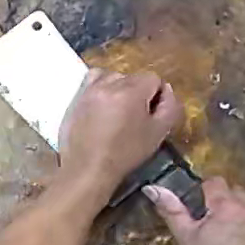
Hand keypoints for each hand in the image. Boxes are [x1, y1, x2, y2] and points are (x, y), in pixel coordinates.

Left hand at [57, 68, 180, 193]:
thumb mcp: (158, 132)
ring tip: (118, 110)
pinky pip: (90, 83)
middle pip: (131, 77)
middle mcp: (106, 84)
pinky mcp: (74, 99)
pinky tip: (102, 106)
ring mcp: (87, 91)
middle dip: (138, 92)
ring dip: (118, 87)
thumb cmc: (126, 153)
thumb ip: (170, 106)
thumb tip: (166, 90)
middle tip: (135, 116)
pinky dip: (99, 88)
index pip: (152, 78)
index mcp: (129, 91)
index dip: (156, 96)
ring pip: (110, 76)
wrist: (88, 168)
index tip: (151, 114)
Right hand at [145, 177, 244, 244]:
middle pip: (236, 194)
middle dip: (225, 205)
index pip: (214, 182)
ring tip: (234, 244)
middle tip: (214, 228)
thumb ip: (172, 211)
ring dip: (243, 218)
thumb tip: (152, 188)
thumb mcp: (187, 241)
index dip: (204, 192)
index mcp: (226, 206)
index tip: (199, 210)